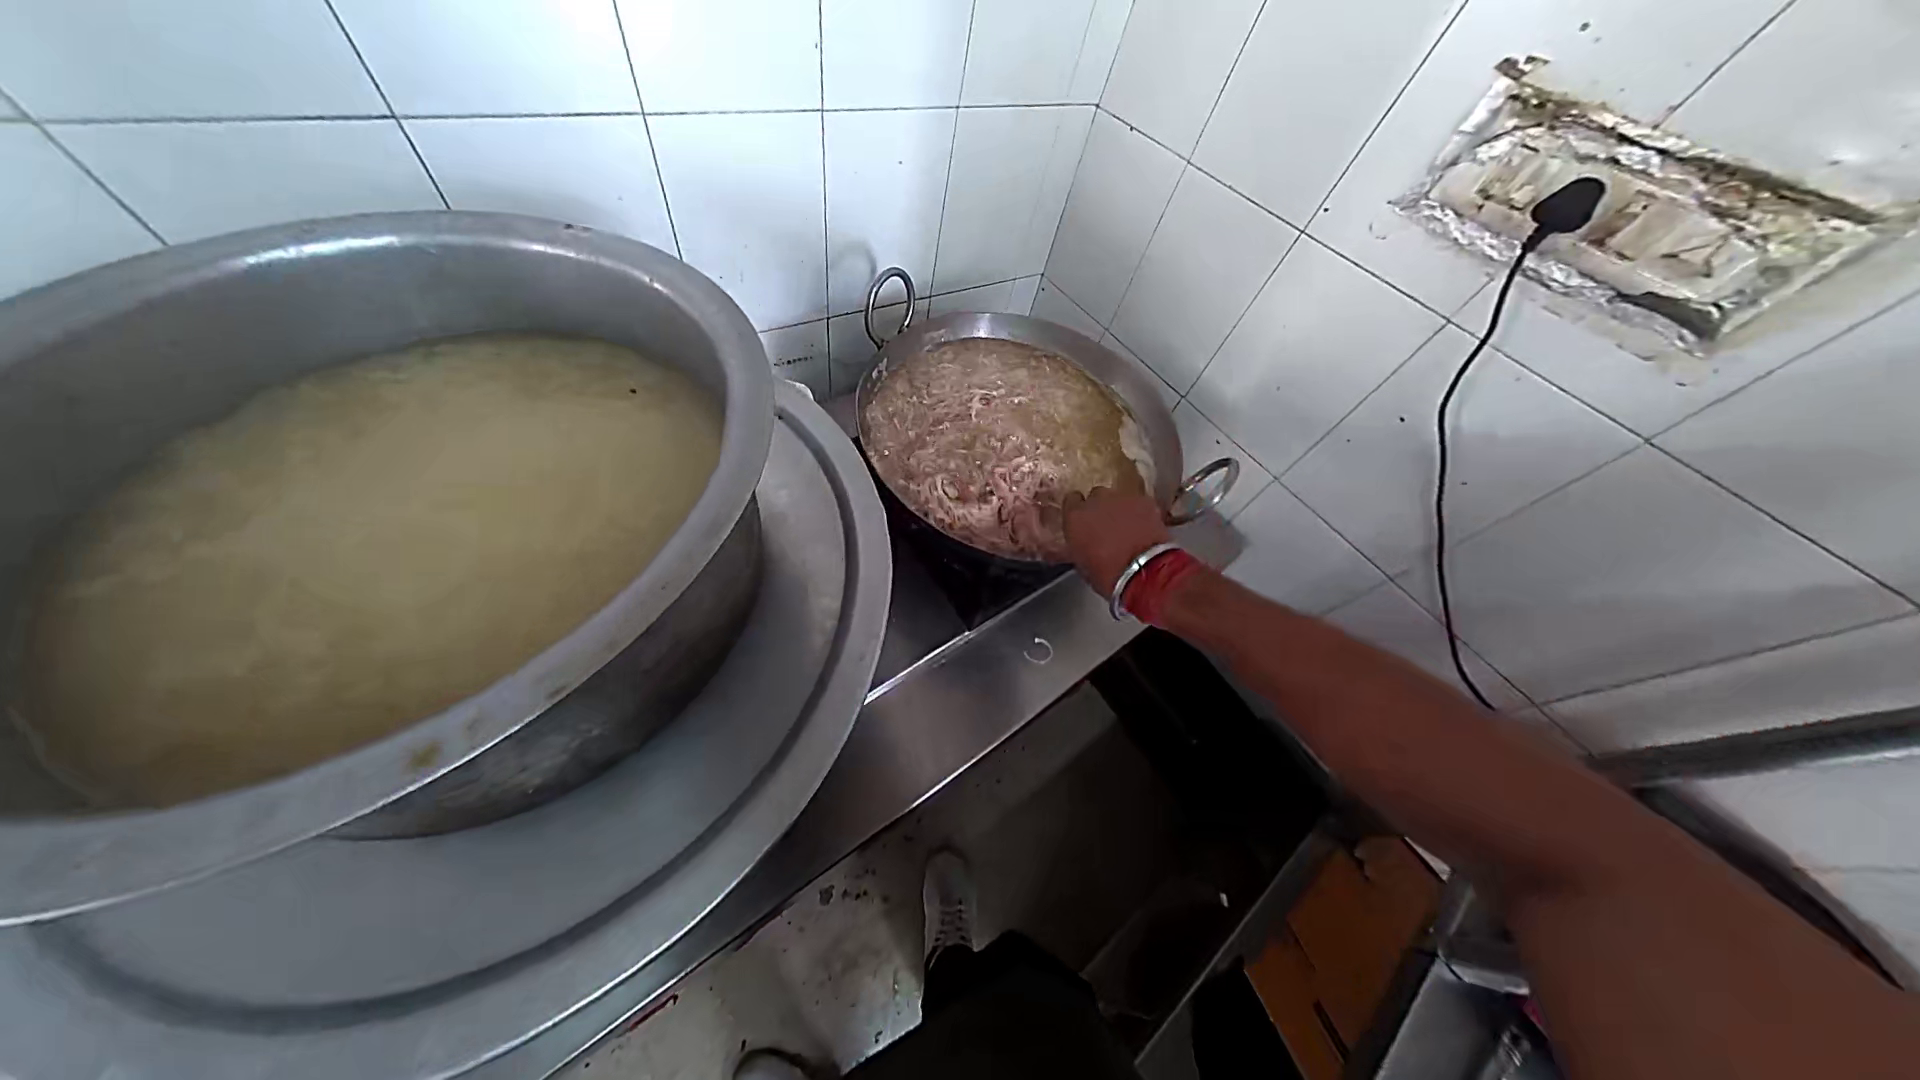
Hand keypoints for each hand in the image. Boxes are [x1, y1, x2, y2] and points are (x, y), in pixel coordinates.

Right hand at [1062, 488, 1170, 595]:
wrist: (1144, 572)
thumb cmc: (1108, 576)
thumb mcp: (1082, 563)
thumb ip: (1080, 543)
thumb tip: (1085, 542)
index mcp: (1075, 517)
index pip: (1071, 501)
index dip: (1079, 511)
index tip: (1084, 521)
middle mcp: (1095, 501)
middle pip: (1096, 496)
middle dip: (1101, 508)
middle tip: (1108, 526)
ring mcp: (1121, 498)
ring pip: (1118, 496)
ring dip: (1120, 507)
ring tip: (1128, 525)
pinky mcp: (1145, 500)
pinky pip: (1138, 501)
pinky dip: (1140, 510)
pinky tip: (1144, 524)